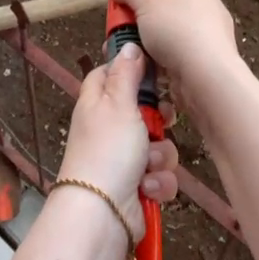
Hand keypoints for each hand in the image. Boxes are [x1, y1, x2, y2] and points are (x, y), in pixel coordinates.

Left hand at [57, 43, 180, 243]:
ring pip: (158, 145)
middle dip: (159, 121)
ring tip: (147, 166)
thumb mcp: (118, 103)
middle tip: (161, 122)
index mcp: (96, 102)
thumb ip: (126, 74)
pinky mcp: (137, 185)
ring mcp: (122, 158)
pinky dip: (157, 182)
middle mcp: (108, 128)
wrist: (102, 213)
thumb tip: (128, 46)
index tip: (153, 70)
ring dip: (160, 157)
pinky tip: (147, 188)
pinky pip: (160, 175)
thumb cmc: (108, 150)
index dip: (131, 70)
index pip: (110, 73)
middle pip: (143, 111)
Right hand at [107, 0, 239, 83]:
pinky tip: (148, 71)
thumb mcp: (146, 2)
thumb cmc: (177, 31)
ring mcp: (209, 39)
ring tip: (132, 57)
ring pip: (168, 39)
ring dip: (148, 47)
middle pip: (163, 14)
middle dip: (139, 26)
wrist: (206, 77)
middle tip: (121, 37)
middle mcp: (207, 11)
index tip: (122, 13)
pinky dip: (162, 64)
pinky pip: (178, 59)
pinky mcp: (207, 64)